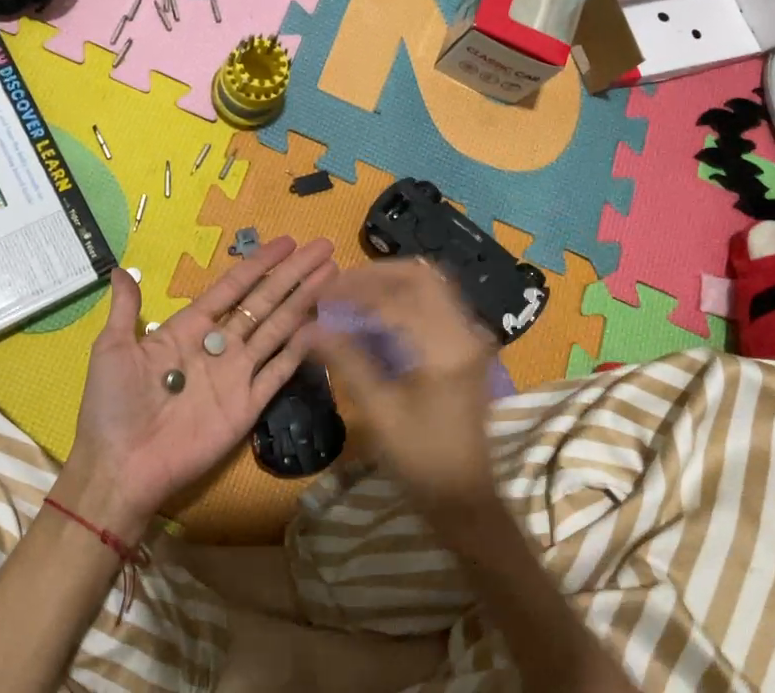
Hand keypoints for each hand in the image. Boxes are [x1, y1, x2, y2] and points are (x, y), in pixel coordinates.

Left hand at [58, 237, 337, 538]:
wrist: (122, 465)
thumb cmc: (112, 404)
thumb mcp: (113, 348)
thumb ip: (127, 309)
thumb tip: (121, 269)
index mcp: (187, 328)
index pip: (231, 288)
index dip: (259, 265)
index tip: (286, 243)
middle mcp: (218, 346)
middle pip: (262, 301)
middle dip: (292, 275)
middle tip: (322, 248)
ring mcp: (236, 376)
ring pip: (277, 329)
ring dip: (303, 302)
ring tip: (332, 275)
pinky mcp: (248, 406)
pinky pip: (278, 372)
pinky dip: (300, 349)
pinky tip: (321, 325)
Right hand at [306, 260, 499, 519]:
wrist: (463, 497)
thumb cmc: (420, 459)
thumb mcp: (377, 410)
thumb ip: (344, 359)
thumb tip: (305, 327)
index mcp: (446, 347)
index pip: (395, 297)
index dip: (351, 291)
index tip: (317, 298)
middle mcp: (465, 332)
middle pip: (419, 276)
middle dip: (373, 277)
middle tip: (335, 292)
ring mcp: (469, 338)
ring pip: (428, 287)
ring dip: (387, 286)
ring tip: (348, 301)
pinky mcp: (465, 348)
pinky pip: (432, 305)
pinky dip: (400, 302)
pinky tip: (370, 321)